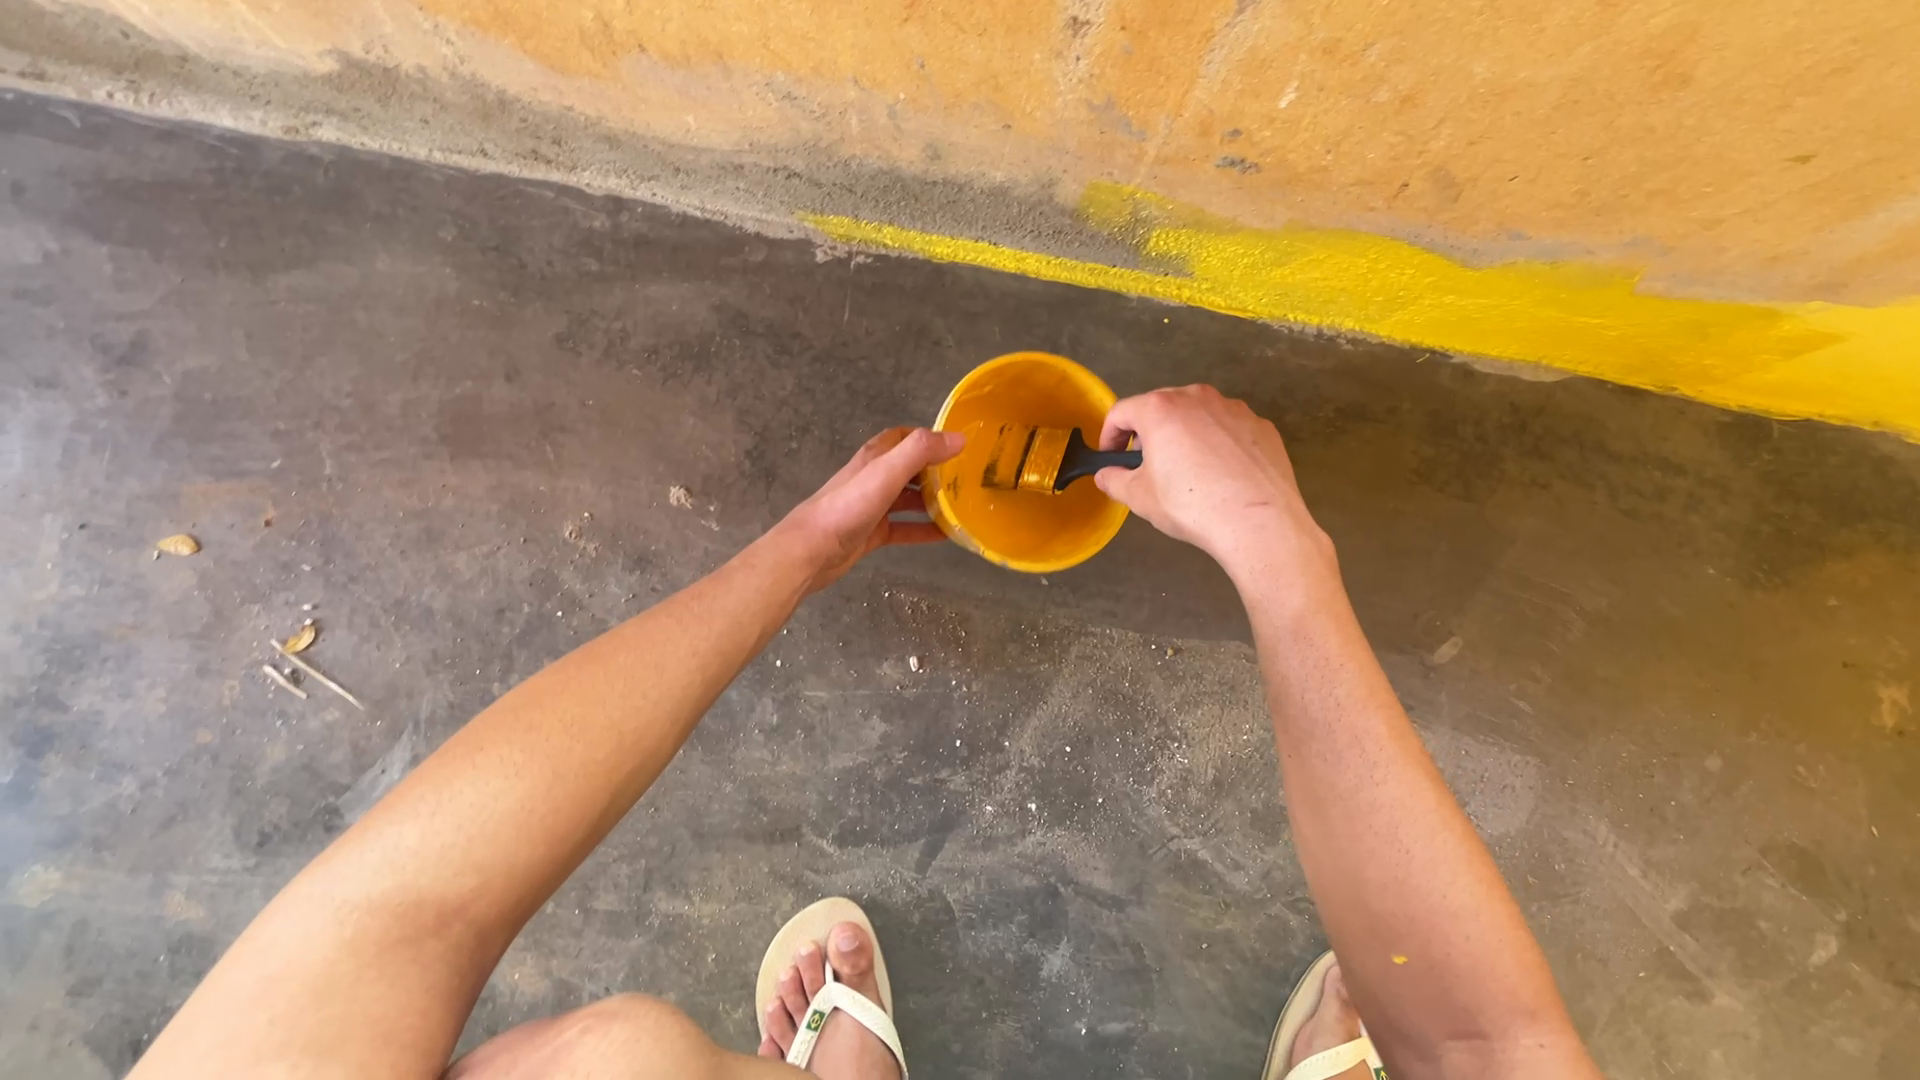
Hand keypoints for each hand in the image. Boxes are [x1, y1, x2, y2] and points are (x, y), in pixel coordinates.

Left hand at [766, 427, 964, 592]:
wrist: (812, 550)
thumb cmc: (849, 506)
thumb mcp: (886, 472)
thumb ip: (920, 451)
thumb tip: (959, 438)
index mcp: (875, 457)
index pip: (904, 437)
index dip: (929, 438)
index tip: (958, 445)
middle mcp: (874, 478)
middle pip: (910, 469)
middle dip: (936, 471)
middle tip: (968, 480)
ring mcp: (873, 507)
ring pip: (909, 499)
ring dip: (933, 501)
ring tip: (963, 507)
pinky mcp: (873, 533)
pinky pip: (904, 528)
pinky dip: (924, 529)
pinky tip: (946, 535)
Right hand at [1095, 385, 1331, 578]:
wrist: (1258, 522)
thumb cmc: (1190, 505)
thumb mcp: (1139, 497)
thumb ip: (1114, 480)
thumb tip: (1106, 476)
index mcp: (1161, 409)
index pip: (1122, 412)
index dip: (1109, 436)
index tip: (1110, 457)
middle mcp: (1197, 398)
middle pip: (1162, 407)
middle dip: (1149, 432)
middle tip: (1147, 465)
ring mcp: (1235, 409)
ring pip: (1198, 415)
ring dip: (1185, 435)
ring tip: (1188, 470)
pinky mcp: (1262, 426)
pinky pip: (1229, 429)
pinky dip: (1218, 444)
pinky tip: (1222, 475)